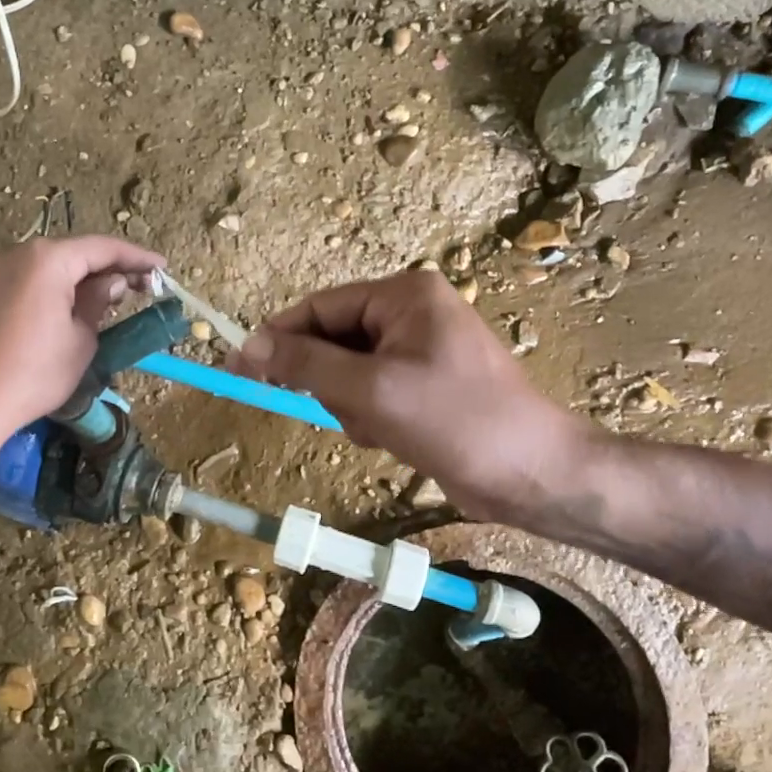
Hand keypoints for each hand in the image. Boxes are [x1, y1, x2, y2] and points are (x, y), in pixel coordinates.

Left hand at [0, 236, 163, 446]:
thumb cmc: (33, 373)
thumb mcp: (81, 340)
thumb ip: (99, 303)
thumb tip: (111, 283)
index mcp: (46, 259)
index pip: (102, 248)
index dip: (136, 257)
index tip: (161, 268)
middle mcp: (16, 254)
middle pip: (73, 253)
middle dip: (108, 268)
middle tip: (140, 287)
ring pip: (48, 267)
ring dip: (80, 279)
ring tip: (108, 300)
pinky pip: (27, 281)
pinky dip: (53, 289)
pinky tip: (68, 309)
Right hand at [228, 272, 591, 524]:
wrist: (534, 476)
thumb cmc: (457, 421)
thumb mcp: (373, 390)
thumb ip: (305, 364)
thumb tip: (247, 345)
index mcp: (404, 295)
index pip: (319, 308)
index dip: (276, 339)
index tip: (238, 370)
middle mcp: (410, 313)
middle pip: (331, 342)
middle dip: (332, 385)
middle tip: (354, 412)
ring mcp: (419, 350)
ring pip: (346, 375)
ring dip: (352, 408)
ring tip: (385, 429)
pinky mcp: (423, 386)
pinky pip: (370, 395)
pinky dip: (371, 419)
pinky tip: (397, 438)